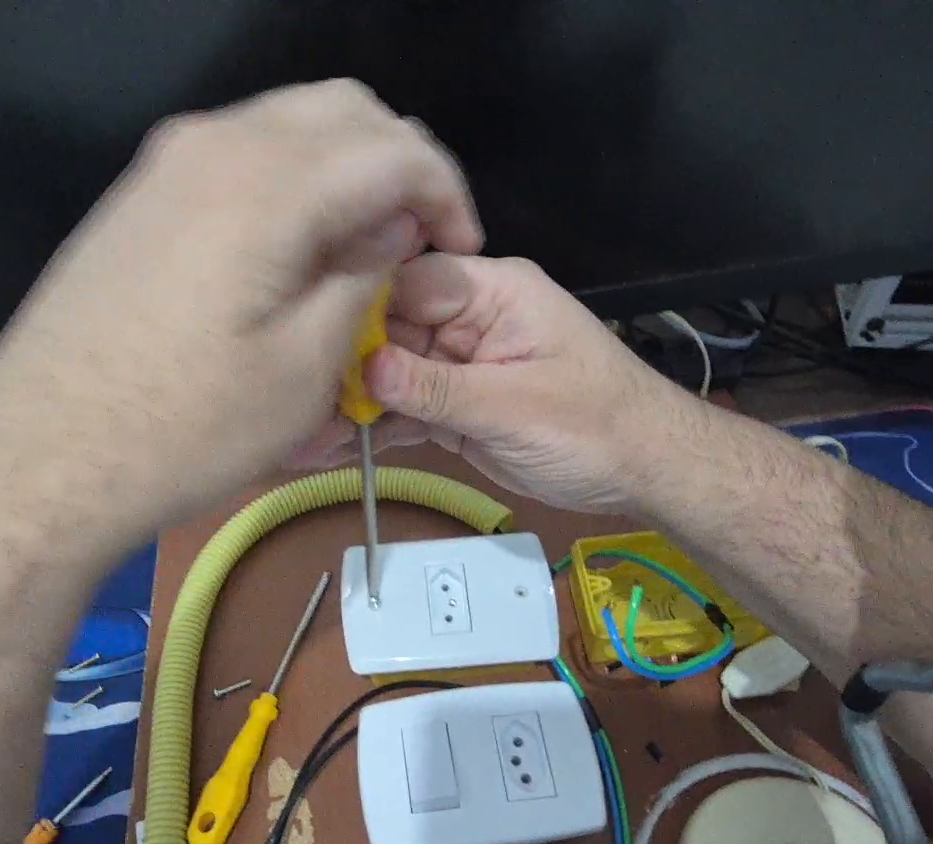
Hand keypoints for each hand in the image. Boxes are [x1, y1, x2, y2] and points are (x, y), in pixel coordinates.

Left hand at [0, 80, 482, 532]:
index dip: (445, 191)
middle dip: (397, 167)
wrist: (44, 457)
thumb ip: (361, 280)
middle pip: (340, 112)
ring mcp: (164, 168)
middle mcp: (213, 146)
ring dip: (341, 175)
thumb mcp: (303, 370)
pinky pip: (236, 162)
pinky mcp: (137, 201)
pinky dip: (287, 189)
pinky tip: (290, 257)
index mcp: (268, 184)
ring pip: (286, 130)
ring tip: (359, 254)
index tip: (459, 247)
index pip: (393, 146)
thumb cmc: (185, 429)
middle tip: (414, 243)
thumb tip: (388, 231)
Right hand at [317, 253, 699, 514]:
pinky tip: (332, 451)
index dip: (359, 312)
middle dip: (342, 369)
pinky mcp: (456, 409)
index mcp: (491, 293)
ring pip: (391, 378)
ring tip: (299, 437)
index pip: (408, 283)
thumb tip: (367, 371)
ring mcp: (458, 367)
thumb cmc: (594, 427)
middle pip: (388, 332)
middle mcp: (467, 322)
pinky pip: (407, 413)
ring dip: (351, 409)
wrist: (641, 471)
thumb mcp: (516, 406)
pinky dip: (375, 433)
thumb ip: (439, 389)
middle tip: (291, 403)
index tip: (309, 347)